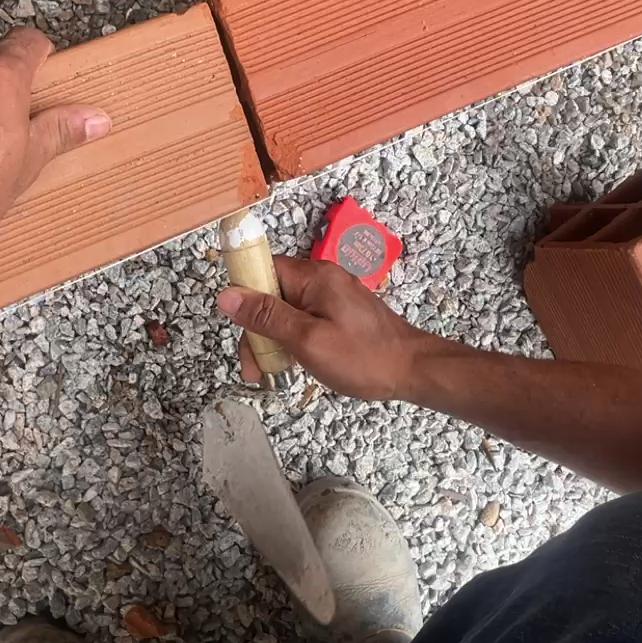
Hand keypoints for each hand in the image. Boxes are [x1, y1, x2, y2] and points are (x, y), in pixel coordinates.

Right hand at [216, 256, 436, 400]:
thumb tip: (226, 295)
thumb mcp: (307, 340)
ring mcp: (331, 297)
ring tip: (271, 373)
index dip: (244, 294)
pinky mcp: (339, 314)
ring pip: (285, 311)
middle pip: (271, 294)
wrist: (415, 371)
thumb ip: (266, 316)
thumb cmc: (364, 357)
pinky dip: (291, 341)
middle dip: (256, 329)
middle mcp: (322, 279)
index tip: (239, 326)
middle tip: (255, 367)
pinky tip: (292, 364)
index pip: (263, 269)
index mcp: (314, 277)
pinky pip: (302, 320)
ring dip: (272, 340)